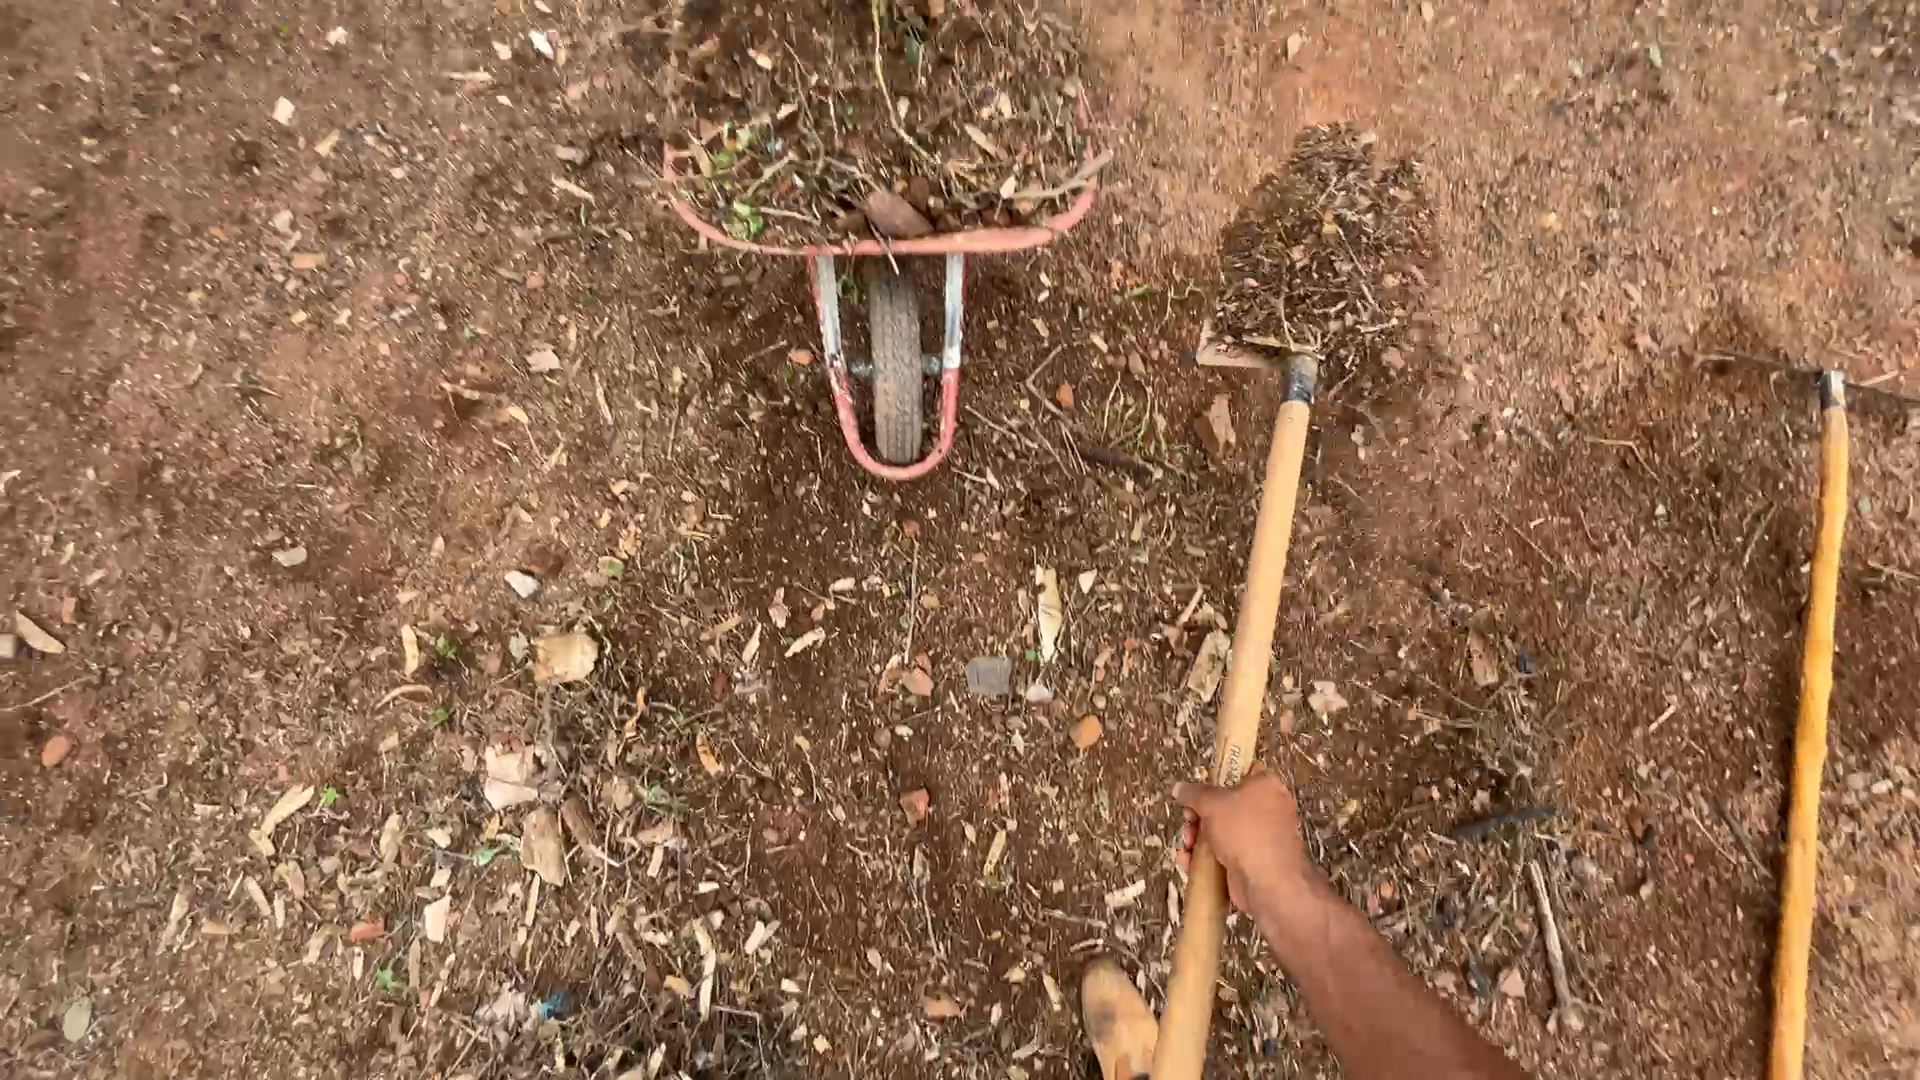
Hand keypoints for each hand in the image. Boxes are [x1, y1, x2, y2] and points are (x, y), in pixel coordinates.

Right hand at [1174, 764, 1318, 915]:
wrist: (1269, 884)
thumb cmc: (1245, 831)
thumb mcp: (1211, 803)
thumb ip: (1192, 793)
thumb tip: (1178, 788)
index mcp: (1266, 786)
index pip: (1241, 770)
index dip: (1217, 777)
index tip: (1199, 788)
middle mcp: (1268, 809)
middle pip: (1224, 803)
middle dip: (1198, 814)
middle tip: (1189, 820)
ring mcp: (1261, 837)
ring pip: (1221, 830)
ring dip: (1197, 837)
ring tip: (1188, 845)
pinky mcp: (1253, 861)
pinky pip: (1225, 852)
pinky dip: (1206, 856)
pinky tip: (1188, 861)